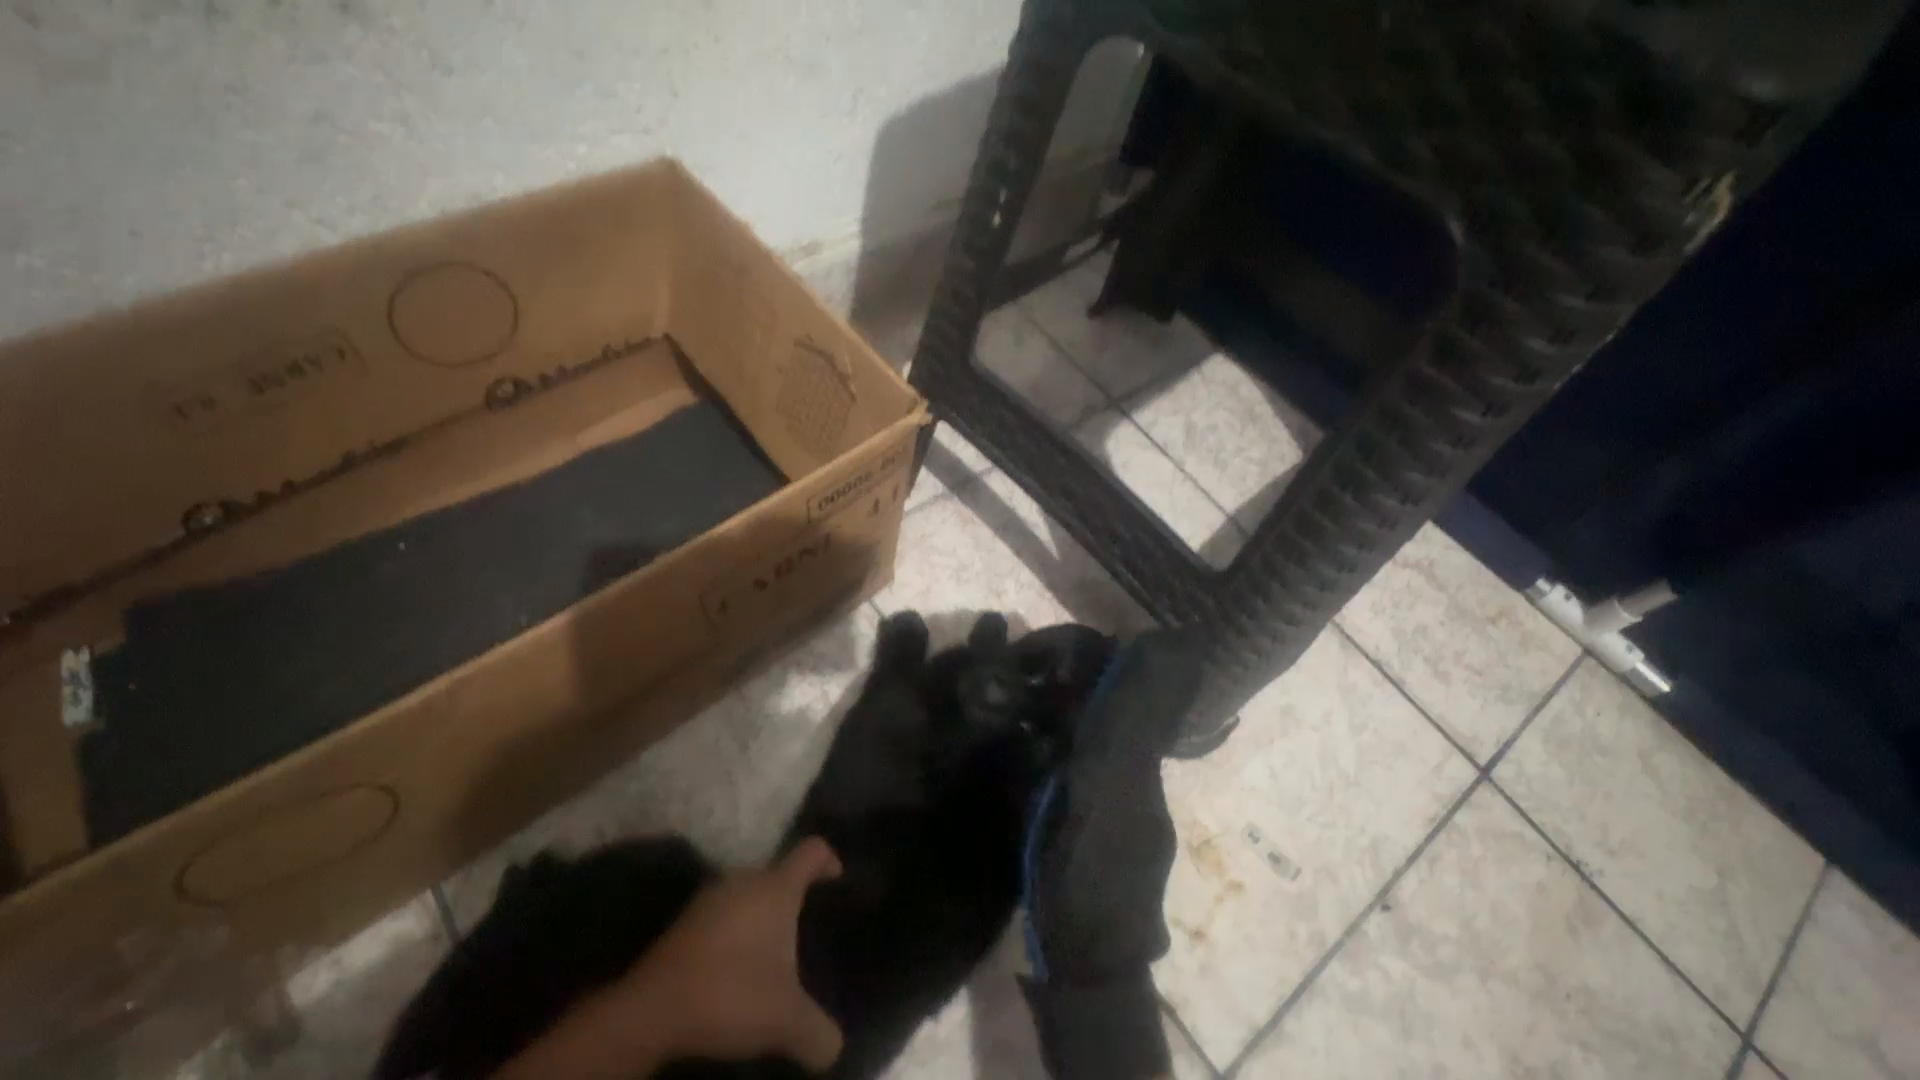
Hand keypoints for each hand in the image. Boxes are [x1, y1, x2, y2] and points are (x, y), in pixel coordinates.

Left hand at [616, 837, 845, 1070]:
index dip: (830, 860)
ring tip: (773, 957)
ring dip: (761, 919)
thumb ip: (819, 1033)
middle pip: (778, 873)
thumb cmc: (730, 995)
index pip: (811, 851)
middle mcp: (742, 882)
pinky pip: (722, 918)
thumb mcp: (787, 1022)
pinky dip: (735, 936)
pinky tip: (737, 971)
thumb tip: (835, 1048)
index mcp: (775, 888)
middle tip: (808, 932)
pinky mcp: (683, 924)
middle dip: (794, 897)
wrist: (649, 1012)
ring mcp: (708, 900)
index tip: (838, 881)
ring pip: (747, 896)